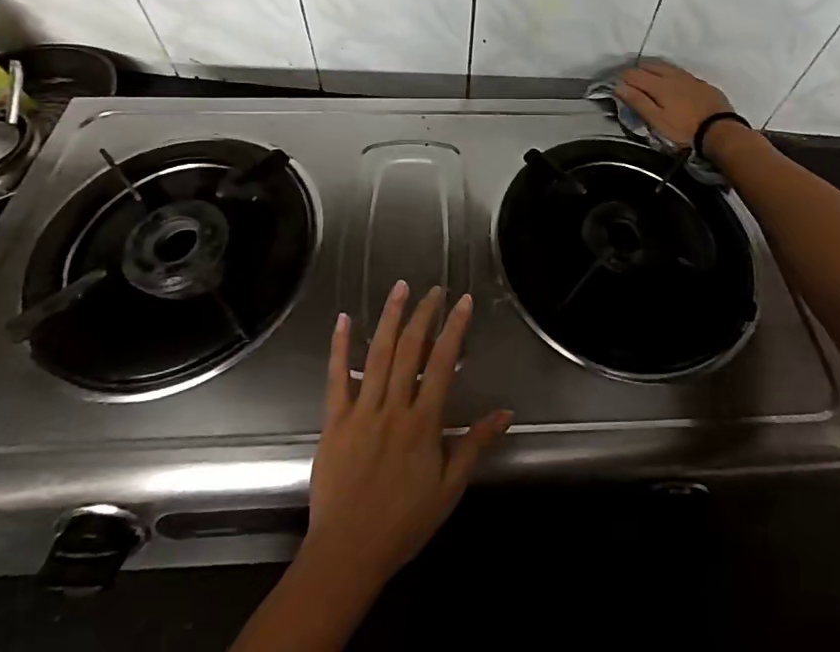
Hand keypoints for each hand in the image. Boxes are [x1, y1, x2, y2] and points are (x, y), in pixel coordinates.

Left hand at [306, 281, 511, 579]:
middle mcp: (393, 409)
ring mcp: (360, 412)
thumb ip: (475, 444)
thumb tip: (505, 413)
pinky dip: (340, 347)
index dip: (454, 329)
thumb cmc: (404, 522)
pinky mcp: (334, 421)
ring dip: (389, 318)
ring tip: (399, 288)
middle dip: (424, 315)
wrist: (349, 551)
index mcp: (423, 424)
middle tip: (434, 289)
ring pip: (377, 355)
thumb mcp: (449, 487)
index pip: (442, 364)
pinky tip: (343, 320)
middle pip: (410, 350)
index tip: (463, 302)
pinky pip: (336, 377)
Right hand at [615, 63, 735, 148]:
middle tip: (630, 81)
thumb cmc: (684, 129)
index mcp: (658, 84)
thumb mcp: (657, 120)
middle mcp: (672, 75)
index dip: (622, 78)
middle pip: (649, 65)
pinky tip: (671, 82)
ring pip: (665, 66)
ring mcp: (688, 78)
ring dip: (653, 69)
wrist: (719, 130)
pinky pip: (679, 72)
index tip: (616, 85)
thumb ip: (638, 102)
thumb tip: (619, 86)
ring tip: (647, 78)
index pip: (634, 74)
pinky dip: (669, 74)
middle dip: (636, 70)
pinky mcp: (701, 83)